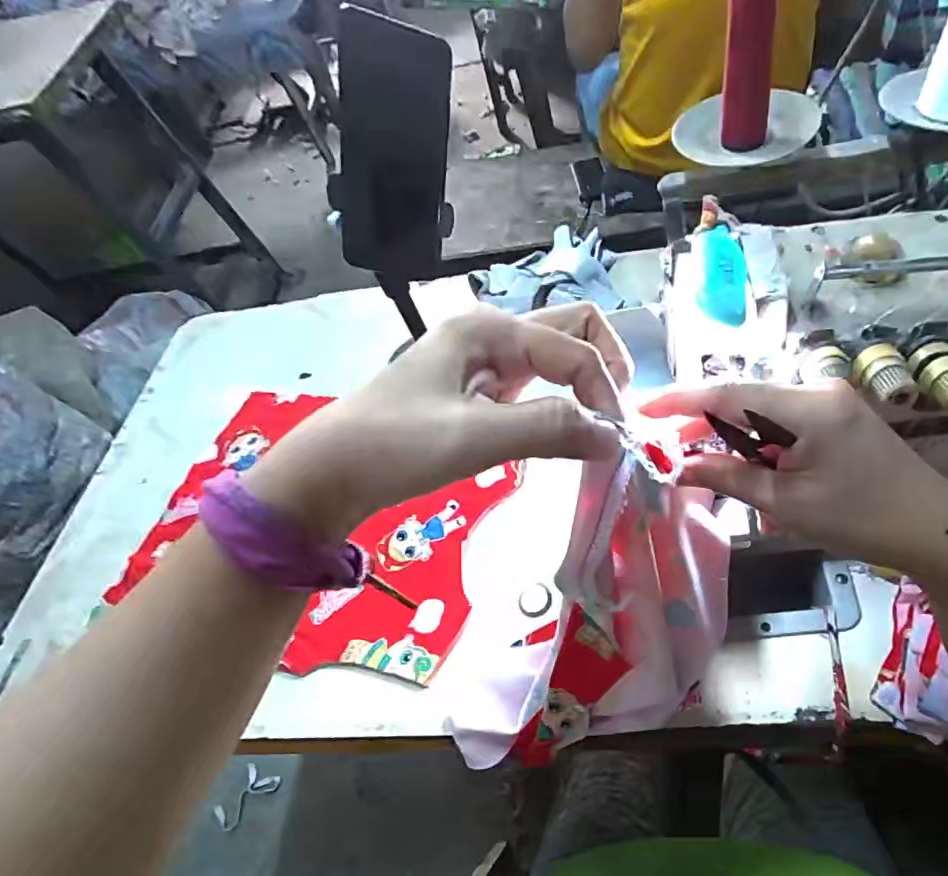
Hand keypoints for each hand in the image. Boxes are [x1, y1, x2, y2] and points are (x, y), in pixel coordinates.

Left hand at [244, 304, 631, 539]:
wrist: (331, 473)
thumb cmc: (395, 446)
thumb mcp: (476, 436)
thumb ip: (550, 430)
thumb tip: (614, 438)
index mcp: (491, 329)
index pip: (576, 349)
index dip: (604, 393)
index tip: (614, 445)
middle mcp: (492, 336)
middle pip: (574, 332)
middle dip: (605, 371)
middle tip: (615, 422)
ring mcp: (484, 364)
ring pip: (556, 361)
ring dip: (584, 389)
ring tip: (596, 434)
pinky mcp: (478, 394)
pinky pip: (535, 390)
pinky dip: (559, 409)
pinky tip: (559, 439)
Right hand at [639, 380, 947, 583]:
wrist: (933, 528)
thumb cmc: (860, 518)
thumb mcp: (788, 502)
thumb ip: (730, 477)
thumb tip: (681, 467)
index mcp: (808, 406)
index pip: (730, 395)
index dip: (682, 401)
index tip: (644, 409)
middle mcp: (819, 392)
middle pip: (745, 403)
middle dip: (706, 427)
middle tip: (669, 452)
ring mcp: (832, 404)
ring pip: (764, 417)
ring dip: (734, 442)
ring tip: (705, 469)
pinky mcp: (840, 420)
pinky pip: (786, 426)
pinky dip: (762, 448)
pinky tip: (752, 473)